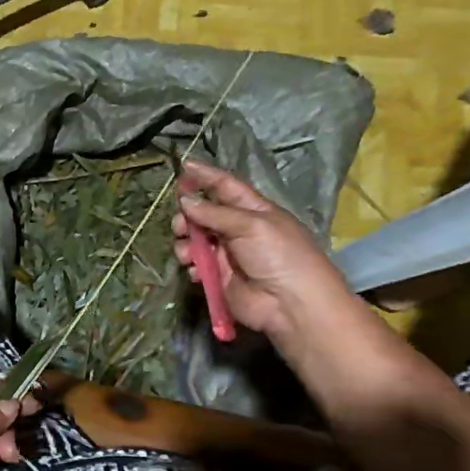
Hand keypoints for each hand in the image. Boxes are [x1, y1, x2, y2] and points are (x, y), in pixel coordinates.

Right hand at [171, 159, 358, 343]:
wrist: (290, 304)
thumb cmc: (278, 254)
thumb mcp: (251, 225)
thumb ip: (215, 213)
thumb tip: (185, 201)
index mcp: (253, 209)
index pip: (225, 186)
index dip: (206, 176)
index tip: (183, 166)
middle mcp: (239, 229)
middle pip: (206, 214)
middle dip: (188, 215)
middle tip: (179, 223)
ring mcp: (228, 254)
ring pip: (197, 240)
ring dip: (186, 242)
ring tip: (186, 251)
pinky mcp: (220, 278)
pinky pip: (198, 266)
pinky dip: (192, 265)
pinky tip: (195, 270)